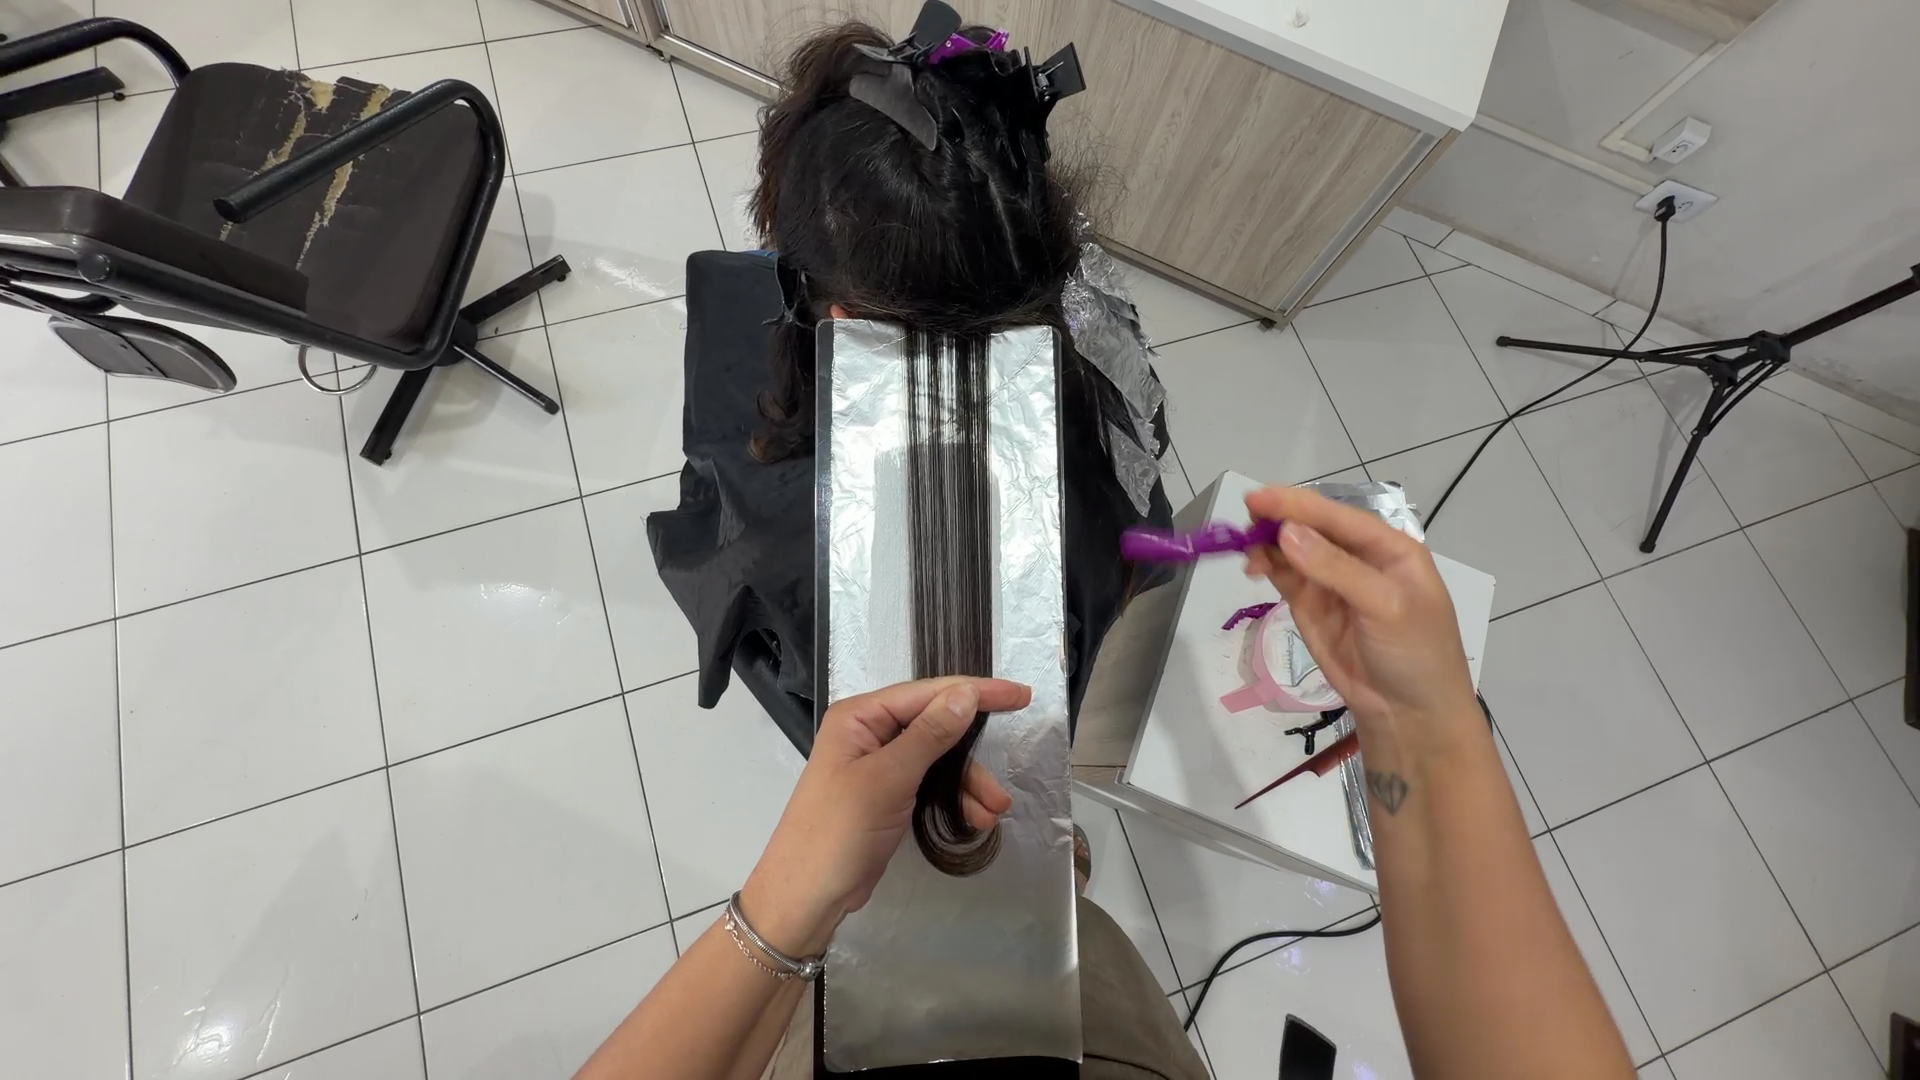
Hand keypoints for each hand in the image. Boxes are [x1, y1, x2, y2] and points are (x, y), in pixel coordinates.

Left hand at [739, 676, 1029, 955]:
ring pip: (939, 759)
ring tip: (996, 811)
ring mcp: (879, 765)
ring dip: (968, 783)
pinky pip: (931, 784)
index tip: (1020, 695)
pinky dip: (954, 800)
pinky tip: (976, 821)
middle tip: (1014, 762)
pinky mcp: (888, 795)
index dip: (977, 691)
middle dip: (973, 753)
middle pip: (937, 725)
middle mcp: (870, 732)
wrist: (806, 899)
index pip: (928, 692)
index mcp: (861, 715)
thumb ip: (930, 733)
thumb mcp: (888, 778)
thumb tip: (967, 693)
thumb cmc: (839, 830)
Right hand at [1243, 486, 1477, 743]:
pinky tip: (1252, 566)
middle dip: (1278, 519)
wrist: (1408, 711)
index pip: (1337, 516)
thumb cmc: (1415, 653)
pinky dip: (1264, 564)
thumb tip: (1286, 533)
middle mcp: (1356, 555)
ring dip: (1266, 542)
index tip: (1257, 498)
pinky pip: (1282, 573)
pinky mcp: (1308, 602)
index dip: (1297, 504)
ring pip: (1290, 547)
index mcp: (1388, 546)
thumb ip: (1336, 569)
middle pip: (1310, 525)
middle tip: (1245, 522)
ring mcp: (1329, 579)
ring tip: (1244, 550)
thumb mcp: (1385, 607)